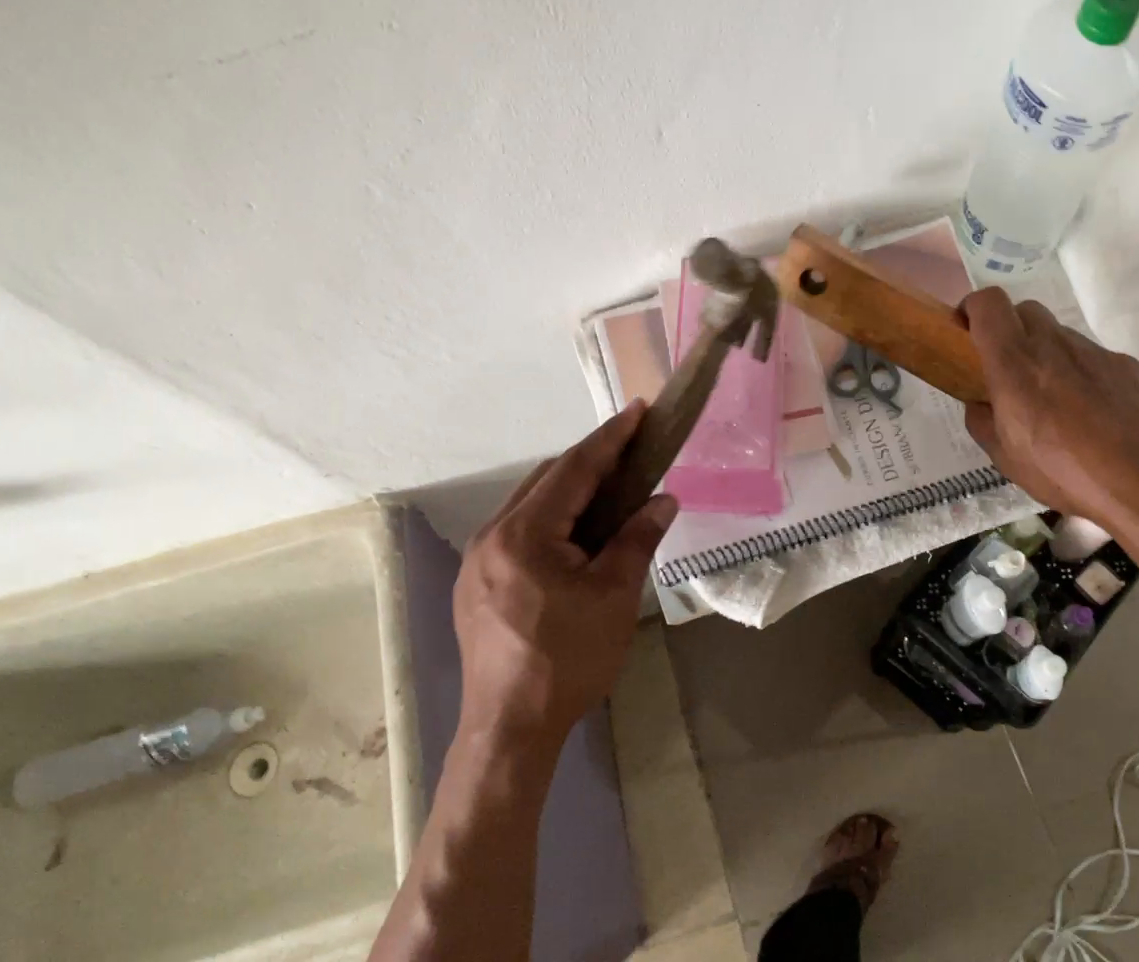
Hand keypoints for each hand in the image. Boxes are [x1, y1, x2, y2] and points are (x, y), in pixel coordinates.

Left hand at [452, 401, 677, 743]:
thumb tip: (663, 500)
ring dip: (569, 494)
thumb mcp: (614, 596)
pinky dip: (551, 522)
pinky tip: (575, 537)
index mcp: (523, 534)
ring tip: (610, 491)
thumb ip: (637, 539)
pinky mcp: (475, 587)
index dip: (610, 438)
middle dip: (590, 463)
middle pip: (545, 482)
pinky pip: (517, 534)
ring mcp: (477, 563)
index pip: (573, 469)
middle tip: (632, 451)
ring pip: (528, 508)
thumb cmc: (569, 659)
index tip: (637, 411)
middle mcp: (490, 537)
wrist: (510, 728)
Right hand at [960, 288, 1138, 532]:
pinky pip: (1093, 358)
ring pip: (1060, 336)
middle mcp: (1054, 344)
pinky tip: (1091, 414)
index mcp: (1015, 363)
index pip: (989, 303)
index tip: (968, 333)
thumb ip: (982, 420)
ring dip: (1048, 355)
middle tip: (1009, 371)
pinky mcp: (1126, 365)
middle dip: (1011, 331)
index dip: (974, 309)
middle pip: (1025, 311)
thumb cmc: (1061, 471)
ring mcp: (1094, 352)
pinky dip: (1082, 375)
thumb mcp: (1004, 457)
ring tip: (1055, 401)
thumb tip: (979, 402)